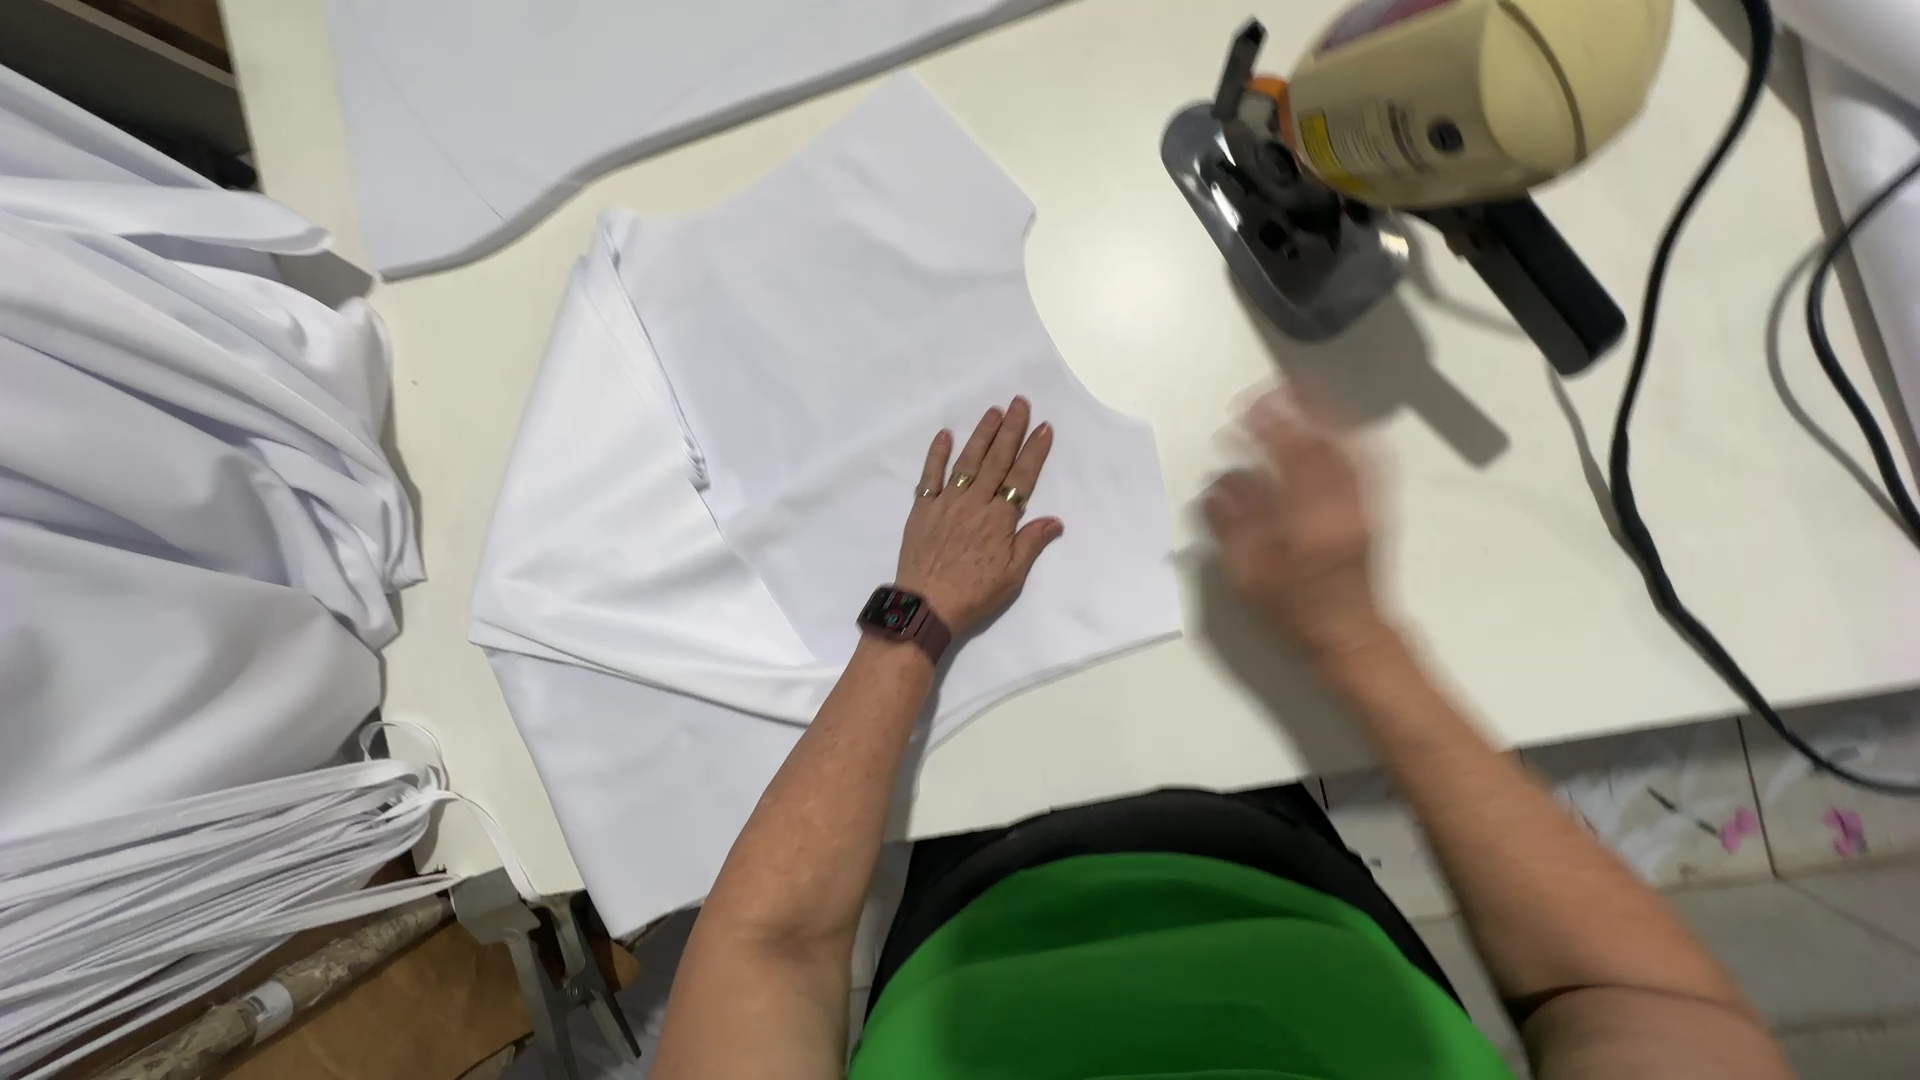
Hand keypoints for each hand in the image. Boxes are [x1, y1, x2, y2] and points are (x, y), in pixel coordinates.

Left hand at [896, 397, 1063, 635]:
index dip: (1034, 452)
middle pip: (996, 460)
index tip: (1044, 428)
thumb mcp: (1011, 576)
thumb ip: (1031, 543)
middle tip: (1020, 403)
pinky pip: (930, 476)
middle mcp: (974, 503)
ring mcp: (946, 503)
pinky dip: (937, 454)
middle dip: (1010, 429)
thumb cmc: (973, 595)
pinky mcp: (922, 509)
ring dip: (981, 434)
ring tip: (993, 411)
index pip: (1021, 478)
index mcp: (999, 519)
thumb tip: (1054, 520)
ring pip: (967, 461)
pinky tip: (945, 435)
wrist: (926, 606)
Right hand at [1203, 388, 1388, 658]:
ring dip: (1322, 415)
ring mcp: (1363, 505)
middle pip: (1318, 444)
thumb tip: (1217, 487)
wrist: (1353, 636)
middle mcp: (1341, 505)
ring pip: (1345, 446)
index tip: (1242, 412)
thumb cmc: (1294, 612)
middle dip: (1290, 412)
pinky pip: (1366, 460)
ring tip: (1299, 393)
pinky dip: (1349, 435)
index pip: (1285, 461)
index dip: (1264, 430)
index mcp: (1306, 522)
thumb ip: (1231, 528)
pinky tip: (1336, 425)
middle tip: (1264, 393)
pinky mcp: (1373, 509)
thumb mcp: (1249, 577)